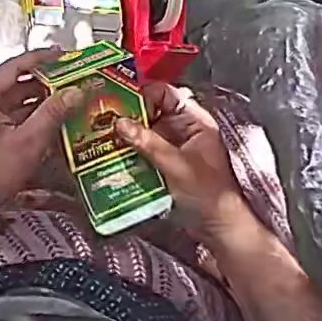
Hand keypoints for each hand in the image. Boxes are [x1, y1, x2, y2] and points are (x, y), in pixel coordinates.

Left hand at [0, 50, 86, 225]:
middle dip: (46, 78)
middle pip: (16, 80)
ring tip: (70, 91)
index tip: (63, 53)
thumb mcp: (28, 142)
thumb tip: (74, 92)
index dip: (40, 59)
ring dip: (42, 95)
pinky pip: (16, 110)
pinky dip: (35, 111)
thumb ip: (52, 113)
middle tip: (72, 73)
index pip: (13, 66)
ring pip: (18, 96)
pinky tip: (57, 112)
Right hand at [115, 82, 261, 240]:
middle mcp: (183, 129)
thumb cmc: (209, 194)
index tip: (118, 94)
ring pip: (145, 129)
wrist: (220, 229)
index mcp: (195, 122)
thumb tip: (120, 122)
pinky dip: (129, 147)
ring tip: (101, 130)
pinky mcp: (164, 162)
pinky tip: (112, 150)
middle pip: (151, 110)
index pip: (167, 94)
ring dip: (127, 131)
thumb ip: (148, 142)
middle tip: (103, 112)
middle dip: (129, 111)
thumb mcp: (176, 164)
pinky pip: (143, 147)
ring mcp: (173, 146)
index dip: (143, 91)